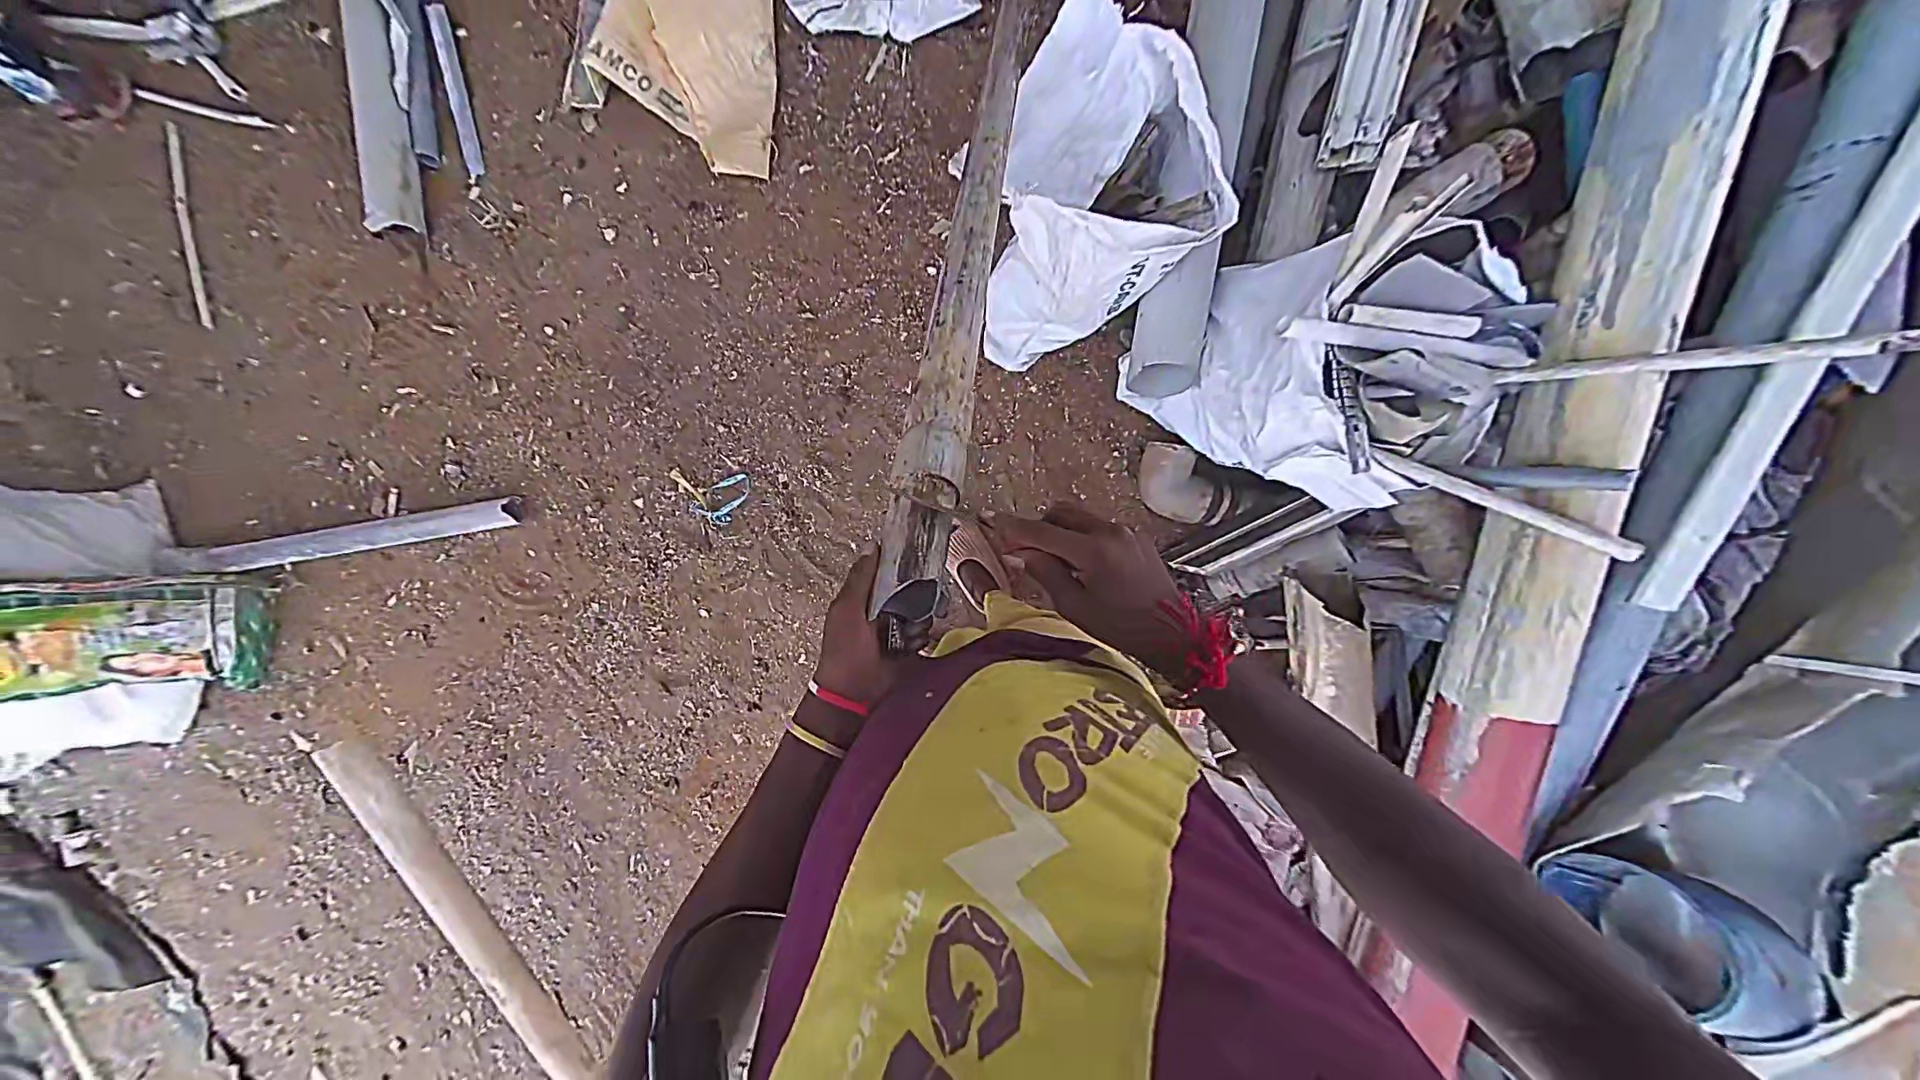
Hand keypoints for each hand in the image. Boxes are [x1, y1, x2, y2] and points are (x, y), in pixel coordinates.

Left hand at [811, 547, 908, 706]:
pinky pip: (924, 631)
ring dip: (917, 620)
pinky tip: (910, 644)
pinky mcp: (909, 645)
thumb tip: (872, 547)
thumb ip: (860, 578)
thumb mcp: (847, 609)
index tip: (916, 557)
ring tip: (905, 633)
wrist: (854, 693)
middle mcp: (882, 609)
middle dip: (915, 594)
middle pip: (909, 589)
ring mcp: (897, 627)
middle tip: (912, 603)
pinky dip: (920, 636)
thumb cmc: (843, 650)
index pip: (887, 571)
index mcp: (864, 597)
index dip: (901, 564)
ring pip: (921, 610)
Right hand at [987, 503, 1189, 676]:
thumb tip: (1021, 553)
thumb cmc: (1123, 628)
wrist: (1172, 633)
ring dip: (1060, 531)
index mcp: (1093, 550)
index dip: (1013, 528)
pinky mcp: (1135, 537)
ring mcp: (1125, 532)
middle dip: (1039, 527)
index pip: (1042, 531)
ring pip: (1080, 517)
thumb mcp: (1075, 606)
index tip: (993, 524)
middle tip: (1027, 551)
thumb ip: (1045, 573)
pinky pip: (1098, 527)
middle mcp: (1110, 532)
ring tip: (1057, 563)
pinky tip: (1082, 565)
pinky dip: (1081, 537)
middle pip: (1060, 513)